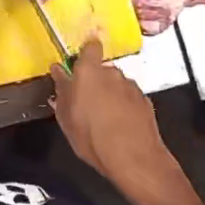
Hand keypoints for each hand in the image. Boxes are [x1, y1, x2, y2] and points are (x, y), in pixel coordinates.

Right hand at [49, 38, 190, 204]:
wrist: (133, 157)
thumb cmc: (91, 136)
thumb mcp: (65, 117)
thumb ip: (62, 90)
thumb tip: (58, 71)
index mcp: (89, 72)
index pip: (90, 47)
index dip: (86, 52)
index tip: (79, 64)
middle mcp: (112, 73)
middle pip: (102, 69)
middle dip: (94, 81)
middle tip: (84, 102)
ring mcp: (131, 86)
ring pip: (116, 84)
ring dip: (109, 94)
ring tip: (102, 118)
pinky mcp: (145, 101)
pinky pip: (129, 98)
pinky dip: (123, 106)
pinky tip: (118, 125)